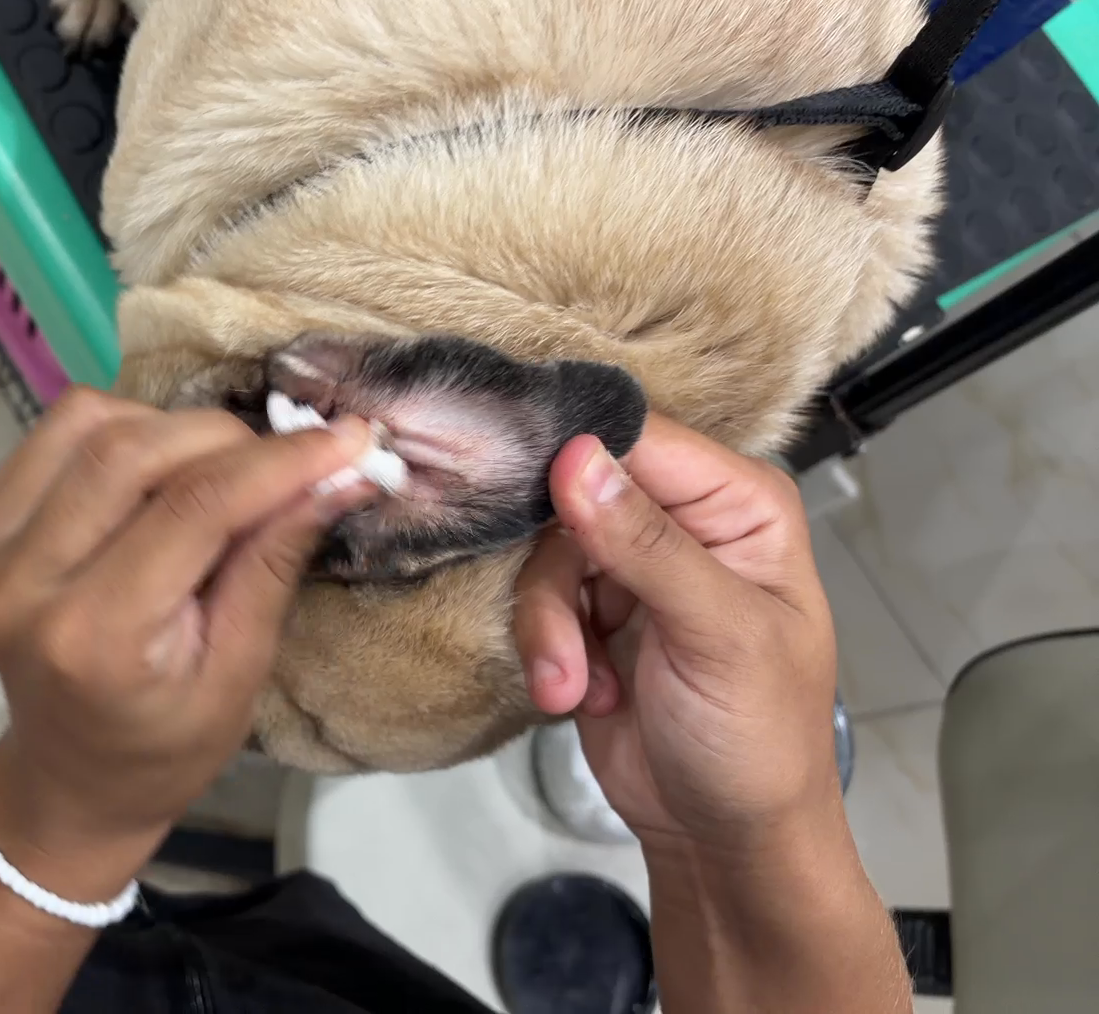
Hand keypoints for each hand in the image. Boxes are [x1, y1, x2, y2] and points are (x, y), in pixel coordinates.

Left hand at [0, 388, 374, 897]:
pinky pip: (56, 434)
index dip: (277, 463)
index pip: (193, 509)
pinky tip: (157, 466)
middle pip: (132, 451)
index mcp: (95, 637)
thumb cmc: (165, 745)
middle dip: (228, 438)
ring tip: (220, 469)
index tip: (347, 440)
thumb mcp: (239, 673)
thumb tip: (337, 473)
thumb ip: (274, 564)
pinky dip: (121, 425)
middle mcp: (24, 581)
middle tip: (286, 459)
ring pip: (90, 423)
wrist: (68, 775)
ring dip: (172, 426)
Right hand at [514, 415, 842, 855]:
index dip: (574, 455)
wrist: (715, 831)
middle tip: (560, 639)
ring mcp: (621, 564)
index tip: (515, 486)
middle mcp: (674, 520)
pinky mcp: (579, 605)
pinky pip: (530, 596)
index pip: (639, 441)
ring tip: (572, 687)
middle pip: (569, 499)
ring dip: (546, 628)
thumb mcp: (716, 637)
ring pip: (540, 556)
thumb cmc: (756, 735)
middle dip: (556, 579)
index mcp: (734, 505)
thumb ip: (647, 544)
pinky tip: (577, 691)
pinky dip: (544, 647)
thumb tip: (573, 455)